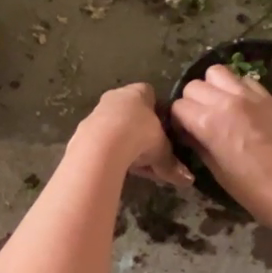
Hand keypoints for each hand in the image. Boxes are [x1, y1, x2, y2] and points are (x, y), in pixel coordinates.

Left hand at [76, 83, 194, 187]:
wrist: (102, 144)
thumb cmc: (140, 136)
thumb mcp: (162, 151)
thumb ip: (172, 163)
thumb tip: (188, 180)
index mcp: (138, 92)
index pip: (149, 94)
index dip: (156, 111)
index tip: (162, 129)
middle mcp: (115, 97)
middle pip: (130, 112)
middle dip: (139, 131)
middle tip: (150, 152)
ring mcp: (97, 112)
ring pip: (114, 127)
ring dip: (124, 143)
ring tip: (134, 166)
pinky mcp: (83, 130)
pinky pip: (101, 141)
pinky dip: (110, 153)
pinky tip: (116, 168)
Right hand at [168, 64, 271, 225]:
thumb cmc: (253, 191)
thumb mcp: (216, 171)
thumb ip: (198, 144)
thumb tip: (188, 131)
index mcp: (209, 122)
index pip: (178, 107)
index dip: (178, 121)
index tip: (185, 133)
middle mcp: (227, 101)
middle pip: (194, 86)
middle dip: (192, 102)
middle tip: (201, 121)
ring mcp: (250, 96)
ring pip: (217, 73)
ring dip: (212, 88)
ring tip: (219, 107)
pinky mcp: (269, 97)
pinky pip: (244, 80)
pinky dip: (236, 88)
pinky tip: (241, 108)